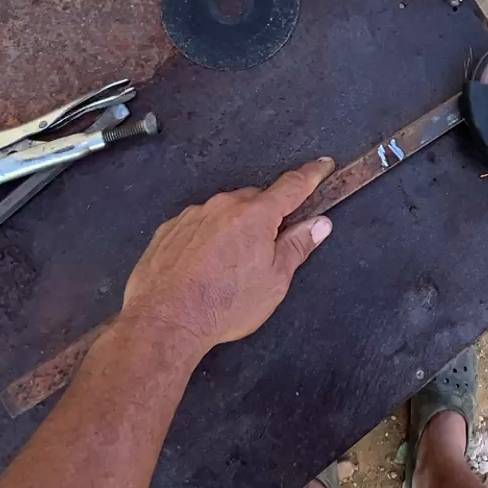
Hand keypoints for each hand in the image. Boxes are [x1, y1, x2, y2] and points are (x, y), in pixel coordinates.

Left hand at [120, 158, 335, 352]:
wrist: (163, 323)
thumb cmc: (224, 304)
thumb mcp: (274, 281)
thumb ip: (298, 246)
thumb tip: (320, 223)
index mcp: (256, 214)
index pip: (293, 185)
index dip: (312, 174)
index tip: (324, 165)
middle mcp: (225, 205)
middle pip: (256, 200)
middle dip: (265, 216)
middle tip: (266, 247)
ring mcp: (194, 214)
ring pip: (225, 211)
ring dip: (233, 227)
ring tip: (227, 266)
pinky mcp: (169, 229)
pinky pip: (197, 224)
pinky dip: (206, 237)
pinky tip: (201, 267)